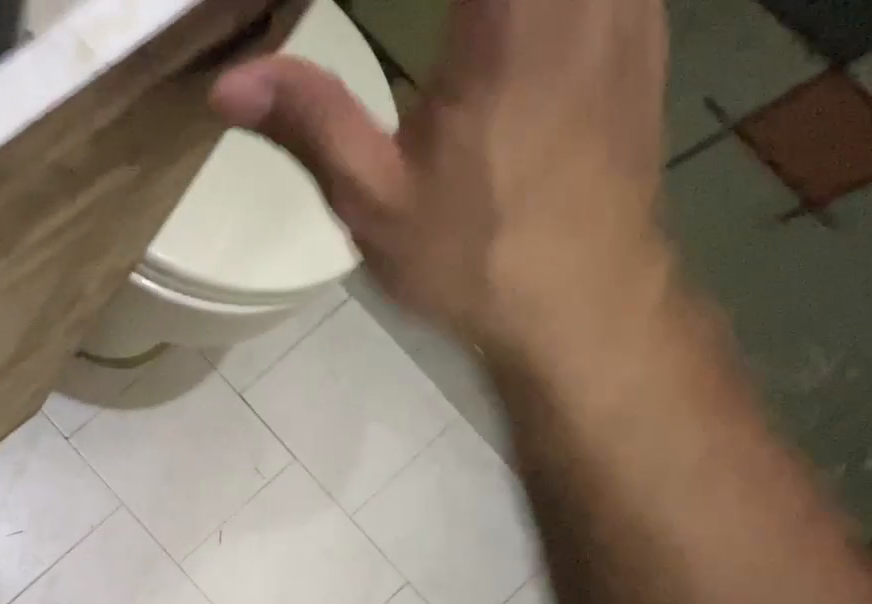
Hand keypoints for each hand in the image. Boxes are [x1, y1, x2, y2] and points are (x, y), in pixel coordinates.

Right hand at [211, 0, 673, 360]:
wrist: (585, 304)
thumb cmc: (471, 256)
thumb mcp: (371, 196)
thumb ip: (309, 120)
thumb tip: (229, 81)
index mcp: (510, 26)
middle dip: (450, 0)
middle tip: (399, 25)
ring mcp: (628, 8)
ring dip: (485, 3)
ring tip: (443, 32)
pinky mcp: (642, 33)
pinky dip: (527, 5)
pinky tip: (495, 30)